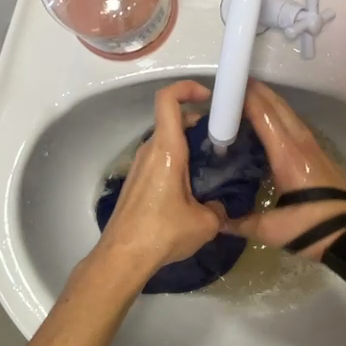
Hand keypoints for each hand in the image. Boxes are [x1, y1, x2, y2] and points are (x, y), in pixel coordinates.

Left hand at [96, 81, 227, 276]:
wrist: (124, 256)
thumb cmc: (162, 232)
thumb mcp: (205, 223)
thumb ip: (220, 208)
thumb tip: (222, 208)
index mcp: (166, 150)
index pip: (168, 100)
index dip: (187, 88)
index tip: (208, 97)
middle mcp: (150, 151)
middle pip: (171, 119)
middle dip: (197, 121)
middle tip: (221, 138)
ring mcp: (140, 166)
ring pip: (166, 141)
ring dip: (188, 144)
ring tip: (212, 164)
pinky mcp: (137, 182)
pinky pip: (160, 159)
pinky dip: (178, 161)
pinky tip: (193, 187)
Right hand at [233, 80, 345, 260]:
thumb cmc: (312, 227)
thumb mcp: (273, 230)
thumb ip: (242, 223)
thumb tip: (218, 222)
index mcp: (287, 155)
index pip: (265, 115)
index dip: (247, 98)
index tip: (228, 87)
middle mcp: (301, 144)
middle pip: (279, 107)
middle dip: (258, 92)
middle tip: (235, 86)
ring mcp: (314, 148)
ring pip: (290, 114)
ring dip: (271, 103)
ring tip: (249, 100)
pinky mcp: (320, 156)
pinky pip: (296, 126)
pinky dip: (281, 117)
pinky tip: (271, 125)